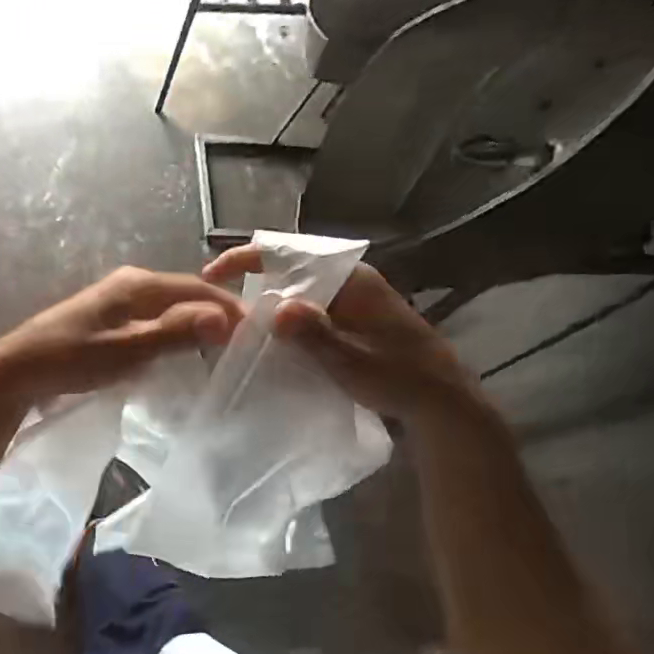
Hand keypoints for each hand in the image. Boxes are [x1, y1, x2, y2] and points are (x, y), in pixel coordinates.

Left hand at [0, 267, 244, 404]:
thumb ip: (174, 333)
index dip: (231, 310)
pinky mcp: (108, 321)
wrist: (17, 370)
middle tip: (244, 352)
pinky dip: (174, 335)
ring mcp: (118, 301)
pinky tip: (181, 357)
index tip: (258, 338)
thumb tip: (225, 318)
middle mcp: (131, 284)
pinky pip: (154, 322)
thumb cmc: (70, 358)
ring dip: (196, 328)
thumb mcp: (126, 349)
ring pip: (171, 310)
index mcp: (139, 283)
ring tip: (221, 357)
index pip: (199, 289)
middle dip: (217, 319)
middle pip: (187, 296)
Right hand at [202, 246, 483, 424]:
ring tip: (231, 320)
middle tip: (216, 301)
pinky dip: (280, 317)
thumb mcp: (353, 361)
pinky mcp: (347, 318)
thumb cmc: (400, 378)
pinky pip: (304, 307)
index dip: (248, 258)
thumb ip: (315, 334)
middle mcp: (347, 280)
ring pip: (294, 288)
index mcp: (350, 279)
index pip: (291, 253)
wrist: (440, 401)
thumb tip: (274, 308)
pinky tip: (264, 337)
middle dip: (250, 278)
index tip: (213, 274)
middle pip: (288, 267)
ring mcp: (348, 298)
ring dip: (263, 300)